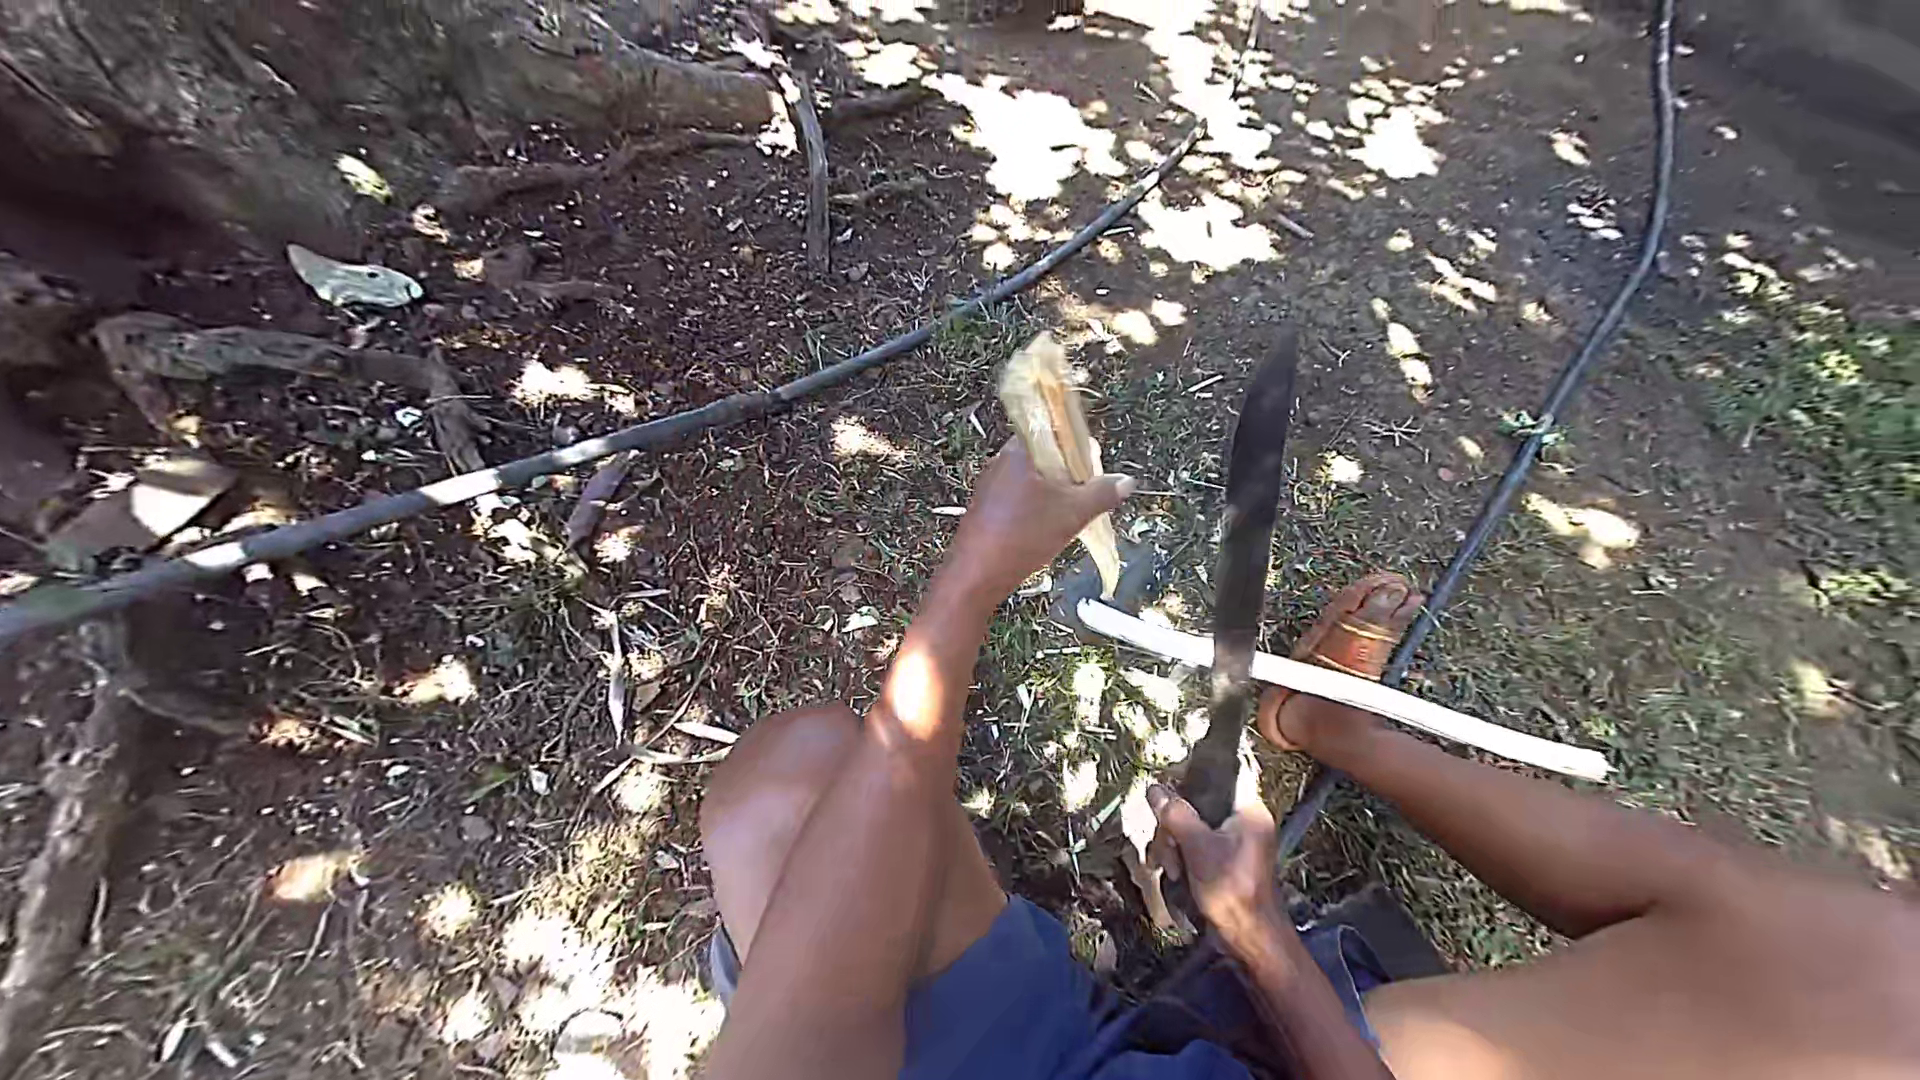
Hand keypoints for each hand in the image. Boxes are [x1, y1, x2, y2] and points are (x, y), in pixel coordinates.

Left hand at [946, 438, 1134, 597]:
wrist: (976, 574)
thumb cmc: (1024, 535)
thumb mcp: (1074, 513)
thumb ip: (1102, 493)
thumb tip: (1126, 481)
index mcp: (1022, 449)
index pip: (1058, 431)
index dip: (1081, 449)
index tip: (1095, 472)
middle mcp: (1003, 460)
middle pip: (1047, 457)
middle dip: (1071, 476)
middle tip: (1087, 499)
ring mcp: (991, 483)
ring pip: (1034, 480)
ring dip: (1055, 495)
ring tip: (1069, 519)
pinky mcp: (985, 506)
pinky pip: (1019, 498)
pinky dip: (1036, 509)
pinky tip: (1044, 531)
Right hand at [1147, 782, 1289, 960]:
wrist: (1250, 941)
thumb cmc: (1231, 890)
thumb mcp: (1197, 846)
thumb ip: (1175, 813)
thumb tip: (1154, 789)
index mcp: (1248, 809)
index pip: (1216, 777)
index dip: (1187, 780)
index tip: (1167, 795)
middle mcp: (1242, 819)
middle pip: (1195, 803)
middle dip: (1174, 825)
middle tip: (1168, 847)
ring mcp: (1232, 840)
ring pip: (1190, 824)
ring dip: (1173, 843)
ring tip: (1170, 867)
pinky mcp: (1222, 858)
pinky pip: (1193, 842)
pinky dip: (1180, 854)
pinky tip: (1173, 872)